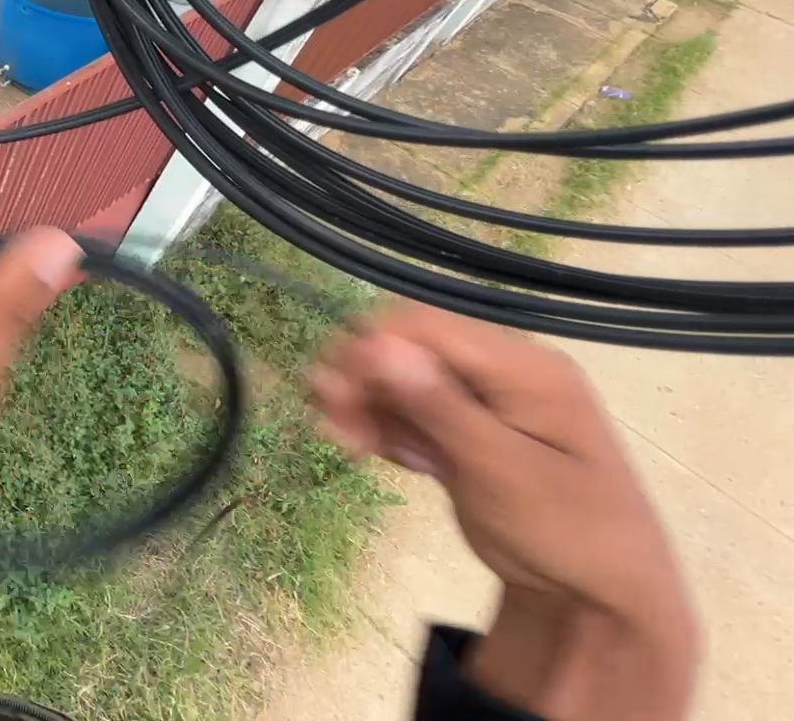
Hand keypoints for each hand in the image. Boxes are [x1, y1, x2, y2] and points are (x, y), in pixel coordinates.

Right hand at [311, 304, 699, 719]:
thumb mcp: (502, 471)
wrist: (594, 600)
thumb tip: (376, 345)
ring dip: (359, 404)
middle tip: (331, 418)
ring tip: (345, 442)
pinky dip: (373, 424)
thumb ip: (439, 405)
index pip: (426, 326)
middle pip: (401, 347)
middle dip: (358, 378)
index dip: (372, 347)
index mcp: (525, 368)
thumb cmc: (567, 533)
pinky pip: (396, 407)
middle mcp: (497, 370)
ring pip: (389, 377)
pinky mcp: (453, 424)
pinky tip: (364, 450)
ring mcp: (475, 397)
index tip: (339, 390)